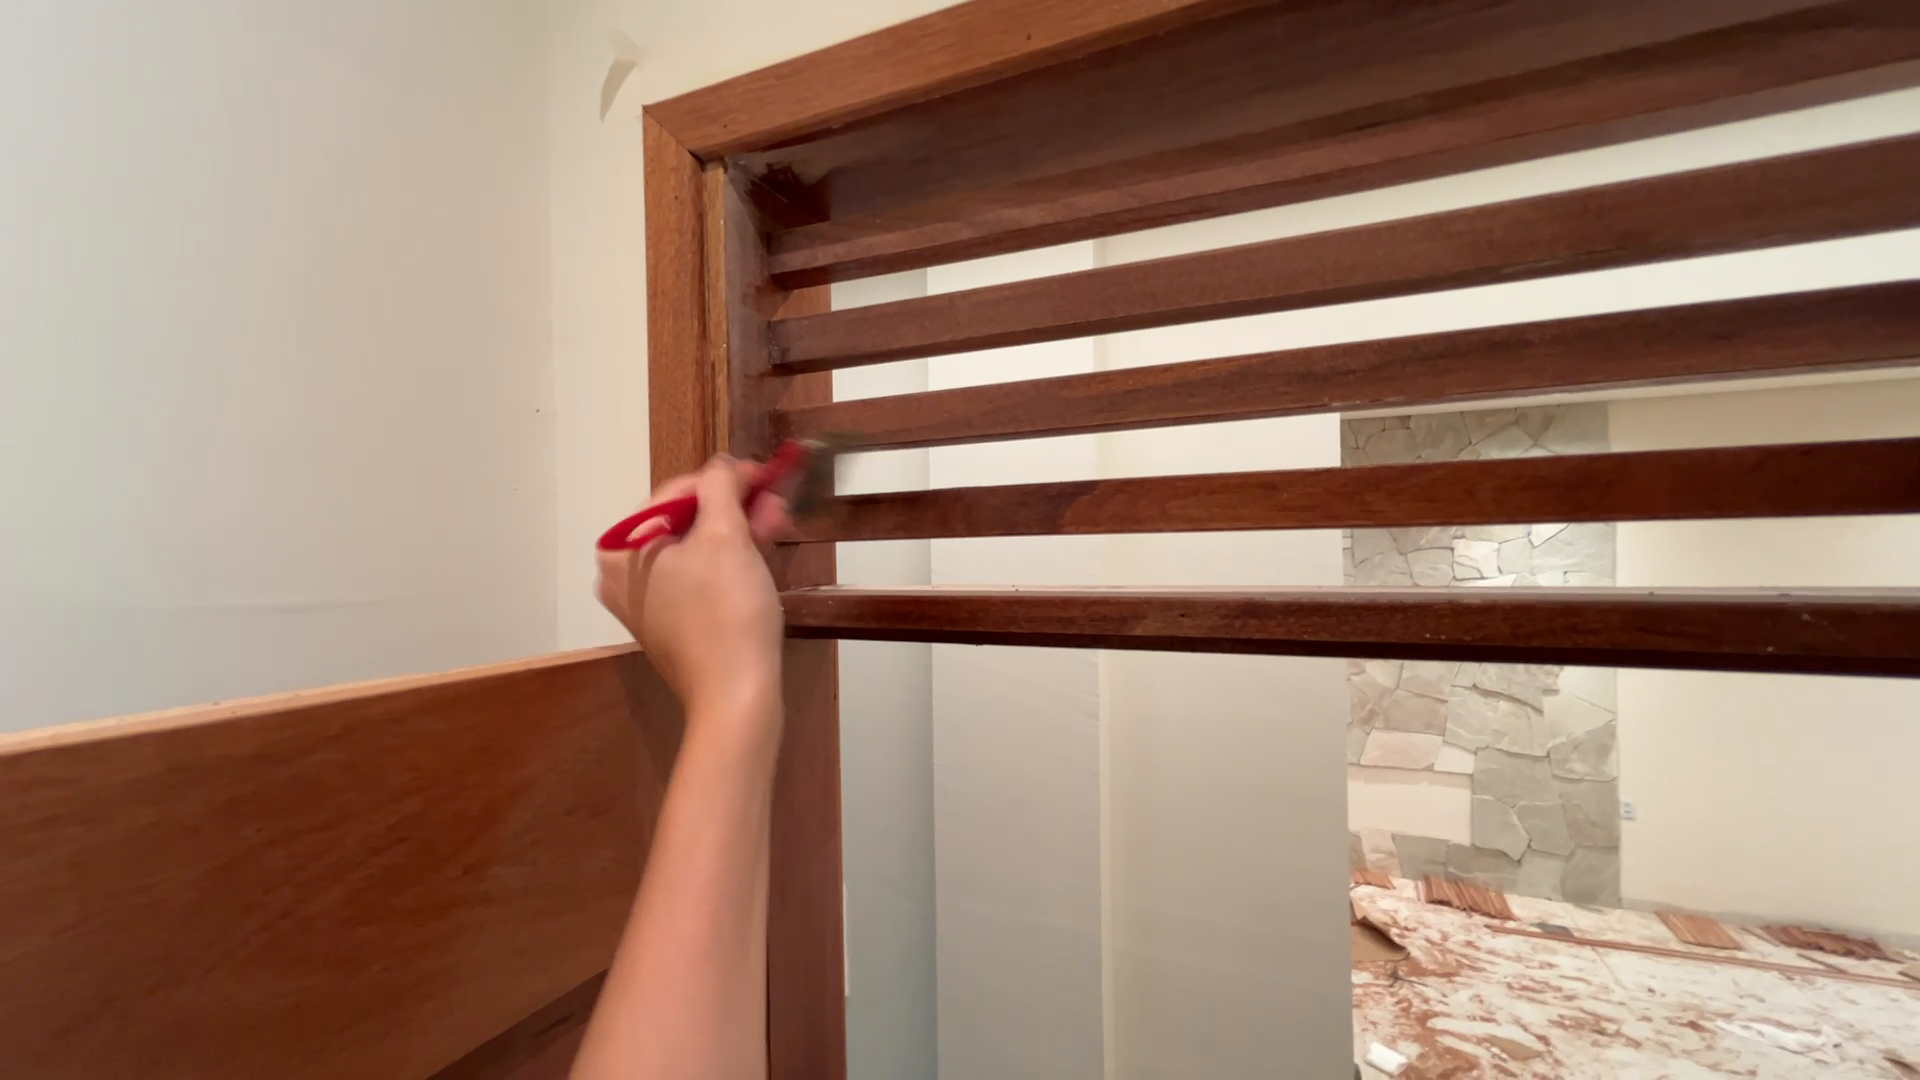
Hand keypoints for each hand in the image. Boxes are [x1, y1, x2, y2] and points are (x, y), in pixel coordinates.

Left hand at [597, 456, 791, 728]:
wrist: (738, 694)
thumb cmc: (727, 611)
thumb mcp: (726, 536)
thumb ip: (721, 487)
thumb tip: (724, 465)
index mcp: (620, 551)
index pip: (676, 493)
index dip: (725, 479)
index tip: (765, 474)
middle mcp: (622, 576)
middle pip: (687, 521)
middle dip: (736, 507)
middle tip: (776, 501)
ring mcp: (647, 603)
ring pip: (697, 549)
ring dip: (739, 531)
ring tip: (777, 525)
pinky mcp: (673, 623)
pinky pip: (700, 577)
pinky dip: (729, 562)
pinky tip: (761, 553)